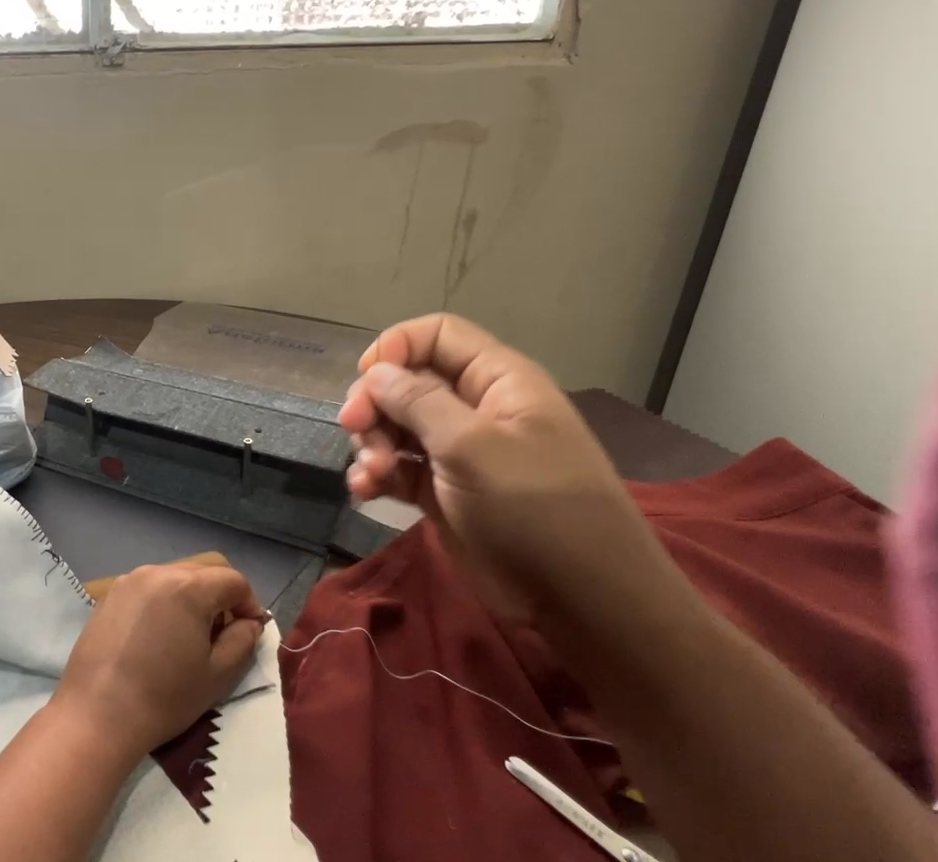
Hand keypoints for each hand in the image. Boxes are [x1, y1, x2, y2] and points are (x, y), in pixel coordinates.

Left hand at [51, 562, 265, 757]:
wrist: (98, 714)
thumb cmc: (165, 697)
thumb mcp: (218, 674)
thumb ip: (242, 640)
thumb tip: (250, 622)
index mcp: (188, 586)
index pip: (233, 580)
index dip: (249, 604)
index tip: (249, 633)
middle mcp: (156, 572)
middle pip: (202, 574)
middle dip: (220, 600)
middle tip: (220, 638)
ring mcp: (128, 581)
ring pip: (173, 579)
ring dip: (190, 600)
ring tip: (187, 639)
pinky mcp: (108, 596)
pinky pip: (147, 589)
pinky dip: (162, 604)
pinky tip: (156, 639)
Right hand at [338, 313, 673, 621]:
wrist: (581, 602)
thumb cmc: (536, 510)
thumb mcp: (474, 447)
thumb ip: (418, 402)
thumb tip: (375, 371)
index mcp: (498, 381)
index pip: (437, 335)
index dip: (396, 347)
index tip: (366, 380)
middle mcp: (476, 409)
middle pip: (407, 381)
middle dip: (375, 403)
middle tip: (356, 431)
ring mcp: (459, 453)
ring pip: (396, 426)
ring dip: (372, 444)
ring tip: (372, 475)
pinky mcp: (444, 492)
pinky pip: (398, 468)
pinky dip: (377, 476)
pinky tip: (365, 492)